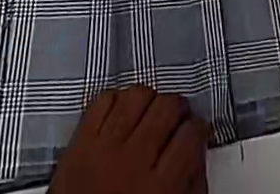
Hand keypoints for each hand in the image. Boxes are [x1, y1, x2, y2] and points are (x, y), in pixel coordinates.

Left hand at [51, 85, 209, 193]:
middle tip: (177, 116)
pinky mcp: (80, 142)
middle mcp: (133, 163)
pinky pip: (102, 100)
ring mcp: (104, 148)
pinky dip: (115, 100)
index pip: (190, 136)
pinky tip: (121, 113)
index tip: (197, 130)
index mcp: (159, 190)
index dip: (199, 128)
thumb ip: (189, 188)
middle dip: (178, 107)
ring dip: (149, 99)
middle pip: (166, 107)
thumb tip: (199, 155)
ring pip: (136, 96)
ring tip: (150, 111)